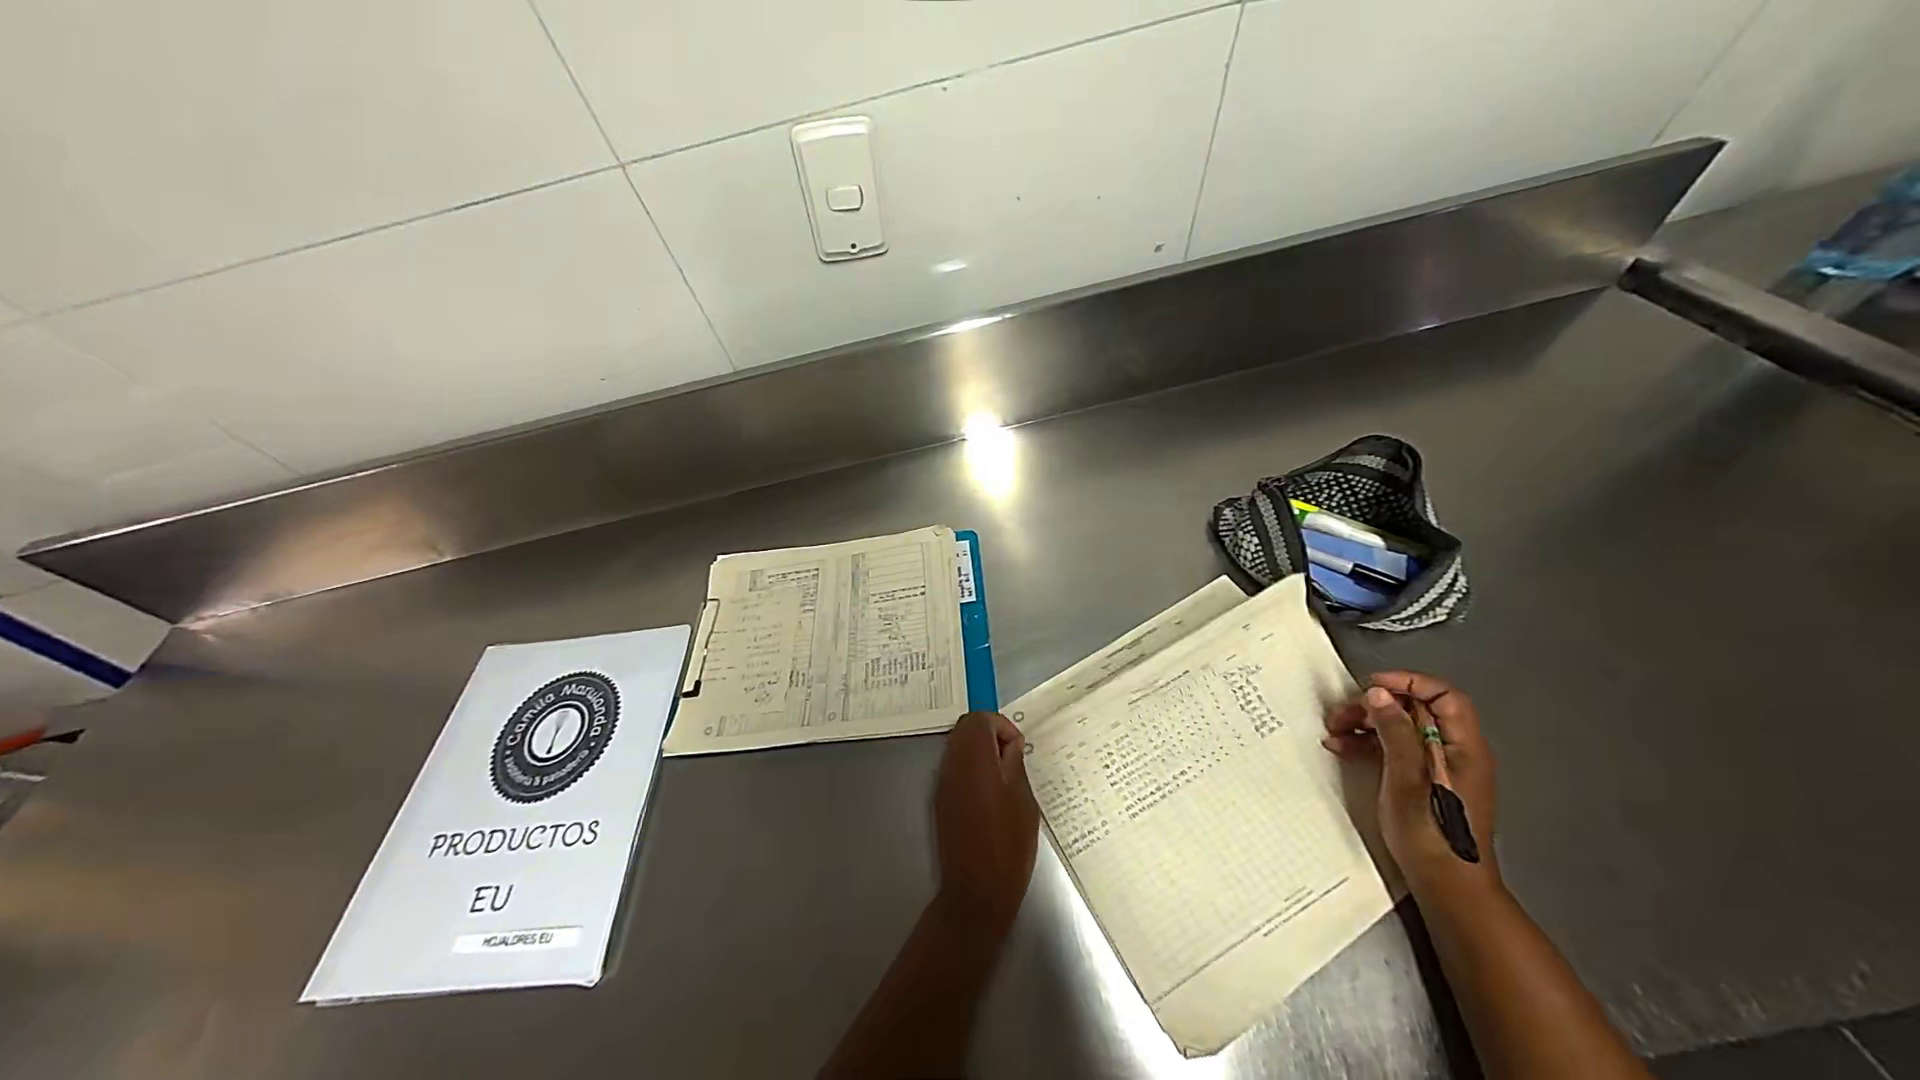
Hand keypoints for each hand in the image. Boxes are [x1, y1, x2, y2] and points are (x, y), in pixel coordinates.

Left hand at [933, 711, 1039, 934]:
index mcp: (973, 759)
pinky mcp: (940, 801)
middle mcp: (952, 765)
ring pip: (957, 747)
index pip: (980, 719)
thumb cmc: (1009, 844)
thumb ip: (1014, 763)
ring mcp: (942, 783)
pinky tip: (989, 794)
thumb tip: (1009, 744)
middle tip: (1012, 759)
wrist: (978, 890)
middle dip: (990, 735)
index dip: (1002, 726)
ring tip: (1004, 778)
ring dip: (979, 751)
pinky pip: (954, 769)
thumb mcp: (1023, 799)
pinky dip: (971, 769)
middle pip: (964, 729)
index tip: (1018, 749)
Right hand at [1325, 671, 1498, 895]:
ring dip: (1367, 723)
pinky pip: (1396, 749)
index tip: (1371, 687)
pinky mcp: (1424, 781)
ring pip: (1402, 728)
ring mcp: (1439, 767)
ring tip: (1334, 729)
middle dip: (1377, 705)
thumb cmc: (1430, 831)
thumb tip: (1379, 693)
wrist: (1446, 886)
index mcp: (1463, 747)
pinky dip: (1370, 744)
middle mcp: (1455, 752)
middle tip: (1341, 713)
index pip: (1444, 695)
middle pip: (1417, 710)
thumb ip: (1395, 731)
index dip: (1408, 682)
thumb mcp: (1406, 777)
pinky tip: (1343, 748)